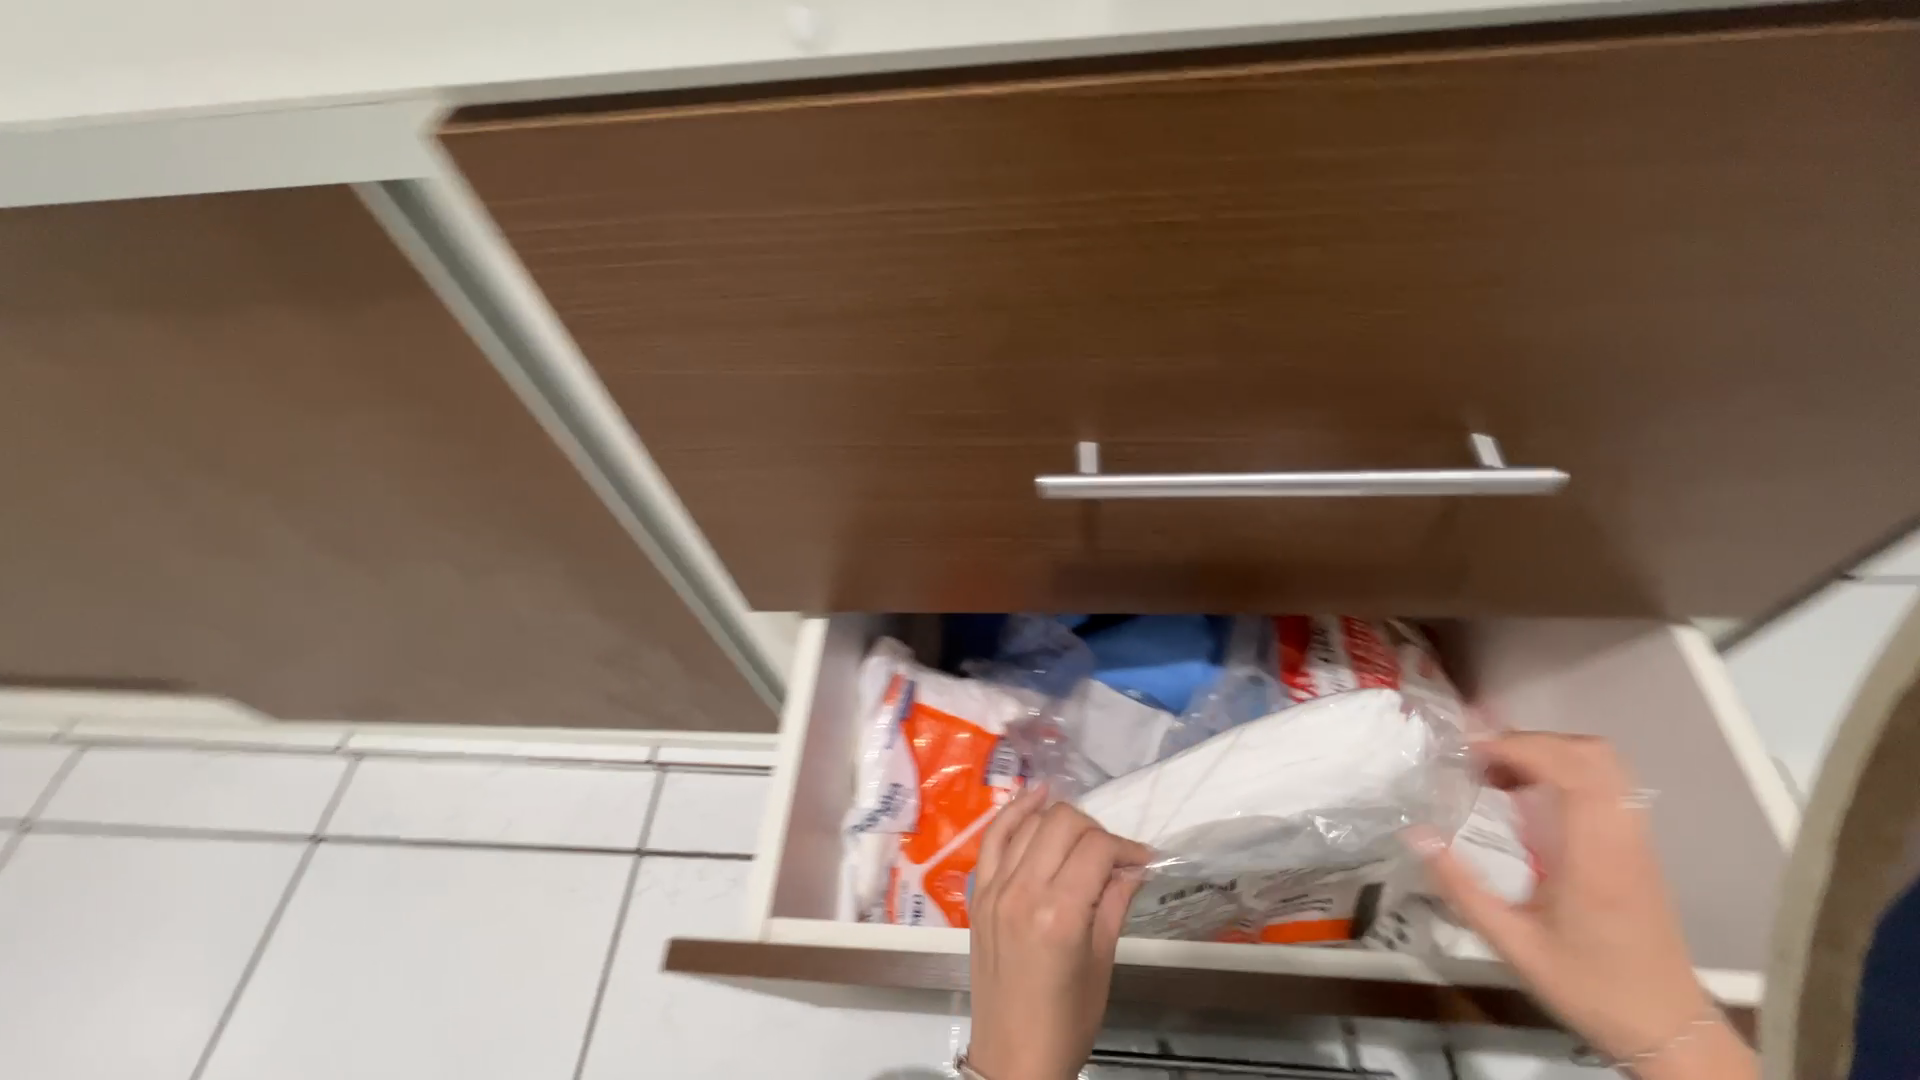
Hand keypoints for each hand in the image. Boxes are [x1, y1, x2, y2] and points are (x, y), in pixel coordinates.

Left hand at [967, 787, 1153, 1079]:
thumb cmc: (1066, 1019)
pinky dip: (1014, 813)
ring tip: (1082, 835)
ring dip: (1060, 819)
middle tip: (1112, 854)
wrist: (1013, 1055)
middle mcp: (1022, 890)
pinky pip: (994, 837)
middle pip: (1062, 823)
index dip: (1125, 847)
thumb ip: (1114, 903)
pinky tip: (1035, 797)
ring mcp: (994, 888)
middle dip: (1095, 829)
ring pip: (1029, 823)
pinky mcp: (978, 892)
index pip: (1097, 849)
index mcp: (1060, 913)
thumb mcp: (1101, 962)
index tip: (1142, 858)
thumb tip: (1133, 865)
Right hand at [1412, 733, 1753, 1077]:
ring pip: (1604, 765)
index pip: (1571, 770)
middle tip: (1482, 760)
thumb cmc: (1590, 988)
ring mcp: (1636, 842)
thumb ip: (1461, 887)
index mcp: (1595, 855)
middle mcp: (1623, 837)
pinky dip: (1562, 774)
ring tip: (1498, 775)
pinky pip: (1606, 787)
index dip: (1518, 747)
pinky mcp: (1637, 851)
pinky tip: (1526, 801)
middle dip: (1530, 742)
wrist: (1671, 1032)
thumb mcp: (1512, 944)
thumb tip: (1416, 833)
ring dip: (1547, 755)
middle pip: (1592, 754)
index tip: (1470, 754)